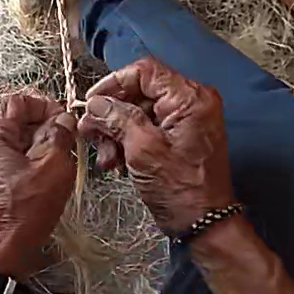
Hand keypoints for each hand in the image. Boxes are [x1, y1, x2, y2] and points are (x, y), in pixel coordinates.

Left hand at [0, 92, 78, 278]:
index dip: (46, 106)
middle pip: (15, 116)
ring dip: (37, 139)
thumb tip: (64, 119)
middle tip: (63, 138)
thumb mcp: (53, 165)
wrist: (6, 244)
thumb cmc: (25, 210)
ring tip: (56, 155)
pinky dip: (28, 153)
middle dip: (42, 124)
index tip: (64, 120)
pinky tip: (43, 168)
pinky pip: (10, 150)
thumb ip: (60, 134)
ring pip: (14, 134)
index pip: (19, 100)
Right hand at [77, 57, 236, 233]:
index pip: (144, 71)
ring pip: (137, 112)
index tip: (90, 103)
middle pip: (138, 93)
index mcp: (189, 98)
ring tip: (104, 157)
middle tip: (89, 134)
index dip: (113, 84)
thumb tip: (95, 103)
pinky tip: (114, 162)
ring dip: (114, 132)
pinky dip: (126, 142)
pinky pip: (146, 129)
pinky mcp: (178, 138)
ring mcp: (185, 121)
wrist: (203, 223)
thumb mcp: (142, 149)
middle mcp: (190, 103)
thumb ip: (118, 118)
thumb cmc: (178, 187)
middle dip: (110, 115)